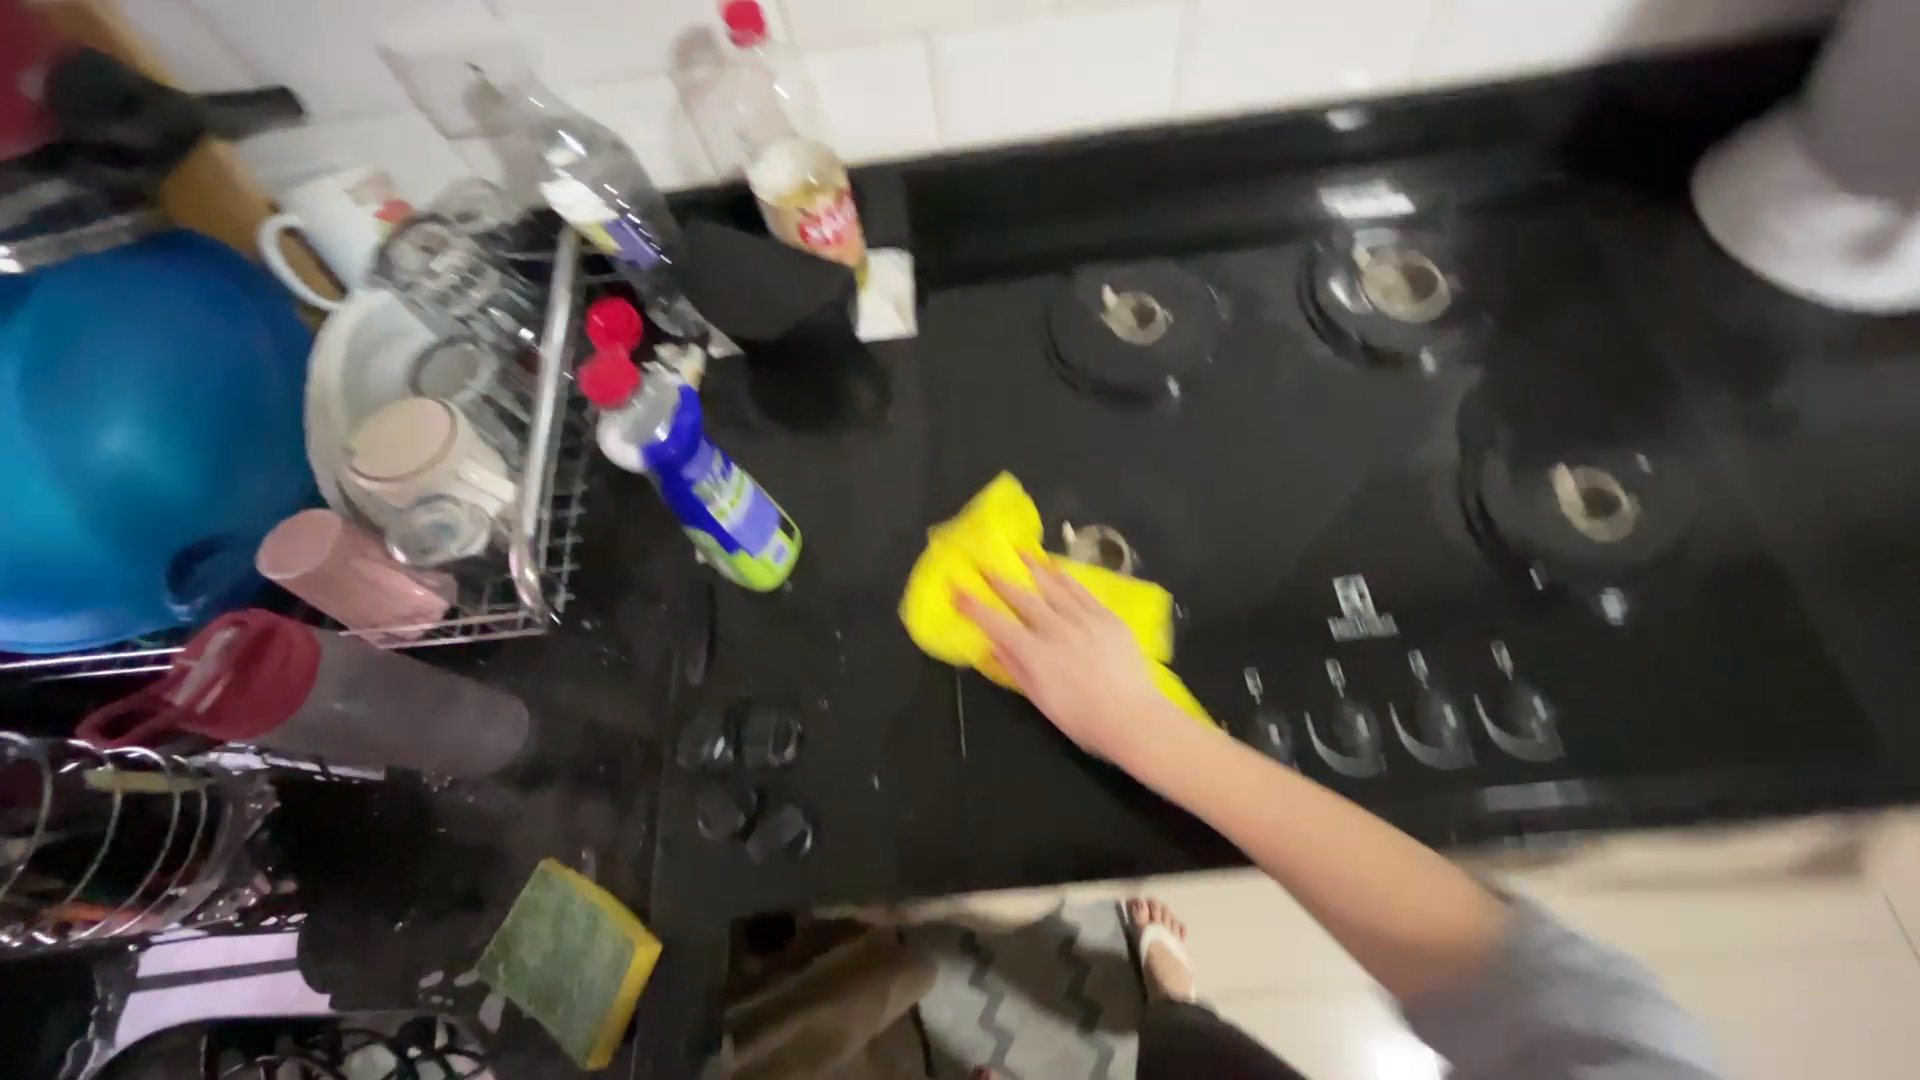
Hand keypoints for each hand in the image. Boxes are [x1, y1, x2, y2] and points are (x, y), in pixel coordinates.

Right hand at [955, 554, 1181, 760]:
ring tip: (1018, 552)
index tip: (958, 590)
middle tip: (985, 563)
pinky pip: (1082, 591)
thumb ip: (1016, 669)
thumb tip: (993, 646)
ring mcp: (1084, 619)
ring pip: (1052, 587)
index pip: (997, 624)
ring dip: (1032, 568)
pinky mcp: (1107, 617)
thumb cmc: (1082, 719)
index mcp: (1036, 654)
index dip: (975, 607)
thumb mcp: (1041, 700)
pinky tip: (1056, 568)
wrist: (1134, 718)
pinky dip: (1065, 578)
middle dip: (1000, 579)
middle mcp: (1056, 630)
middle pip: (1023, 598)